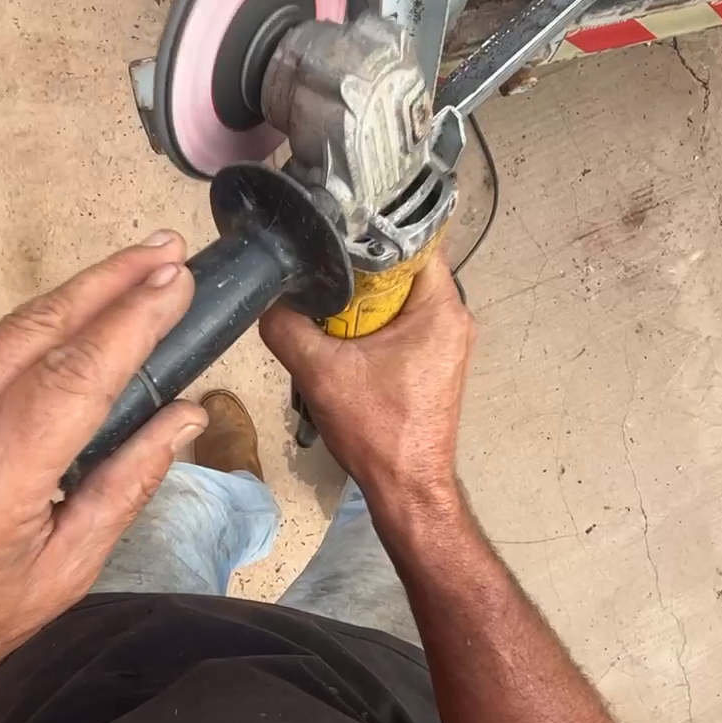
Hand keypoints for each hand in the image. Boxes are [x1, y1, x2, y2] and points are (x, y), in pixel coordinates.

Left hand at [0, 235, 207, 722]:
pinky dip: (40, 329)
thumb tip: (186, 415)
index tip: (176, 281)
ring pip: (7, 332)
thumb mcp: (64, 574)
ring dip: (79, 294)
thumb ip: (127, 484)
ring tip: (138, 268)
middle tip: (166, 247)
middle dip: (109, 281)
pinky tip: (82, 317)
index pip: (71, 380)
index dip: (130, 322)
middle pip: (34, 331)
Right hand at [259, 256, 473, 506]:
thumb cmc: (377, 431)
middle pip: (401, 271)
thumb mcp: (320, 373)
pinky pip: (402, 326)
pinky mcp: (434, 363)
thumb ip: (287, 327)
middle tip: (320, 278)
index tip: (331, 236)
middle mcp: (453, 318)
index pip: (411, 242)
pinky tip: (344, 342)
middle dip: (359, 274)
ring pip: (398, 300)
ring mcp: (446, 343)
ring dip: (363, 305)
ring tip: (327, 311)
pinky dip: (373, 328)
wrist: (406, 488)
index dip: (369, 234)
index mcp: (441, 308)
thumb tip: (267, 299)